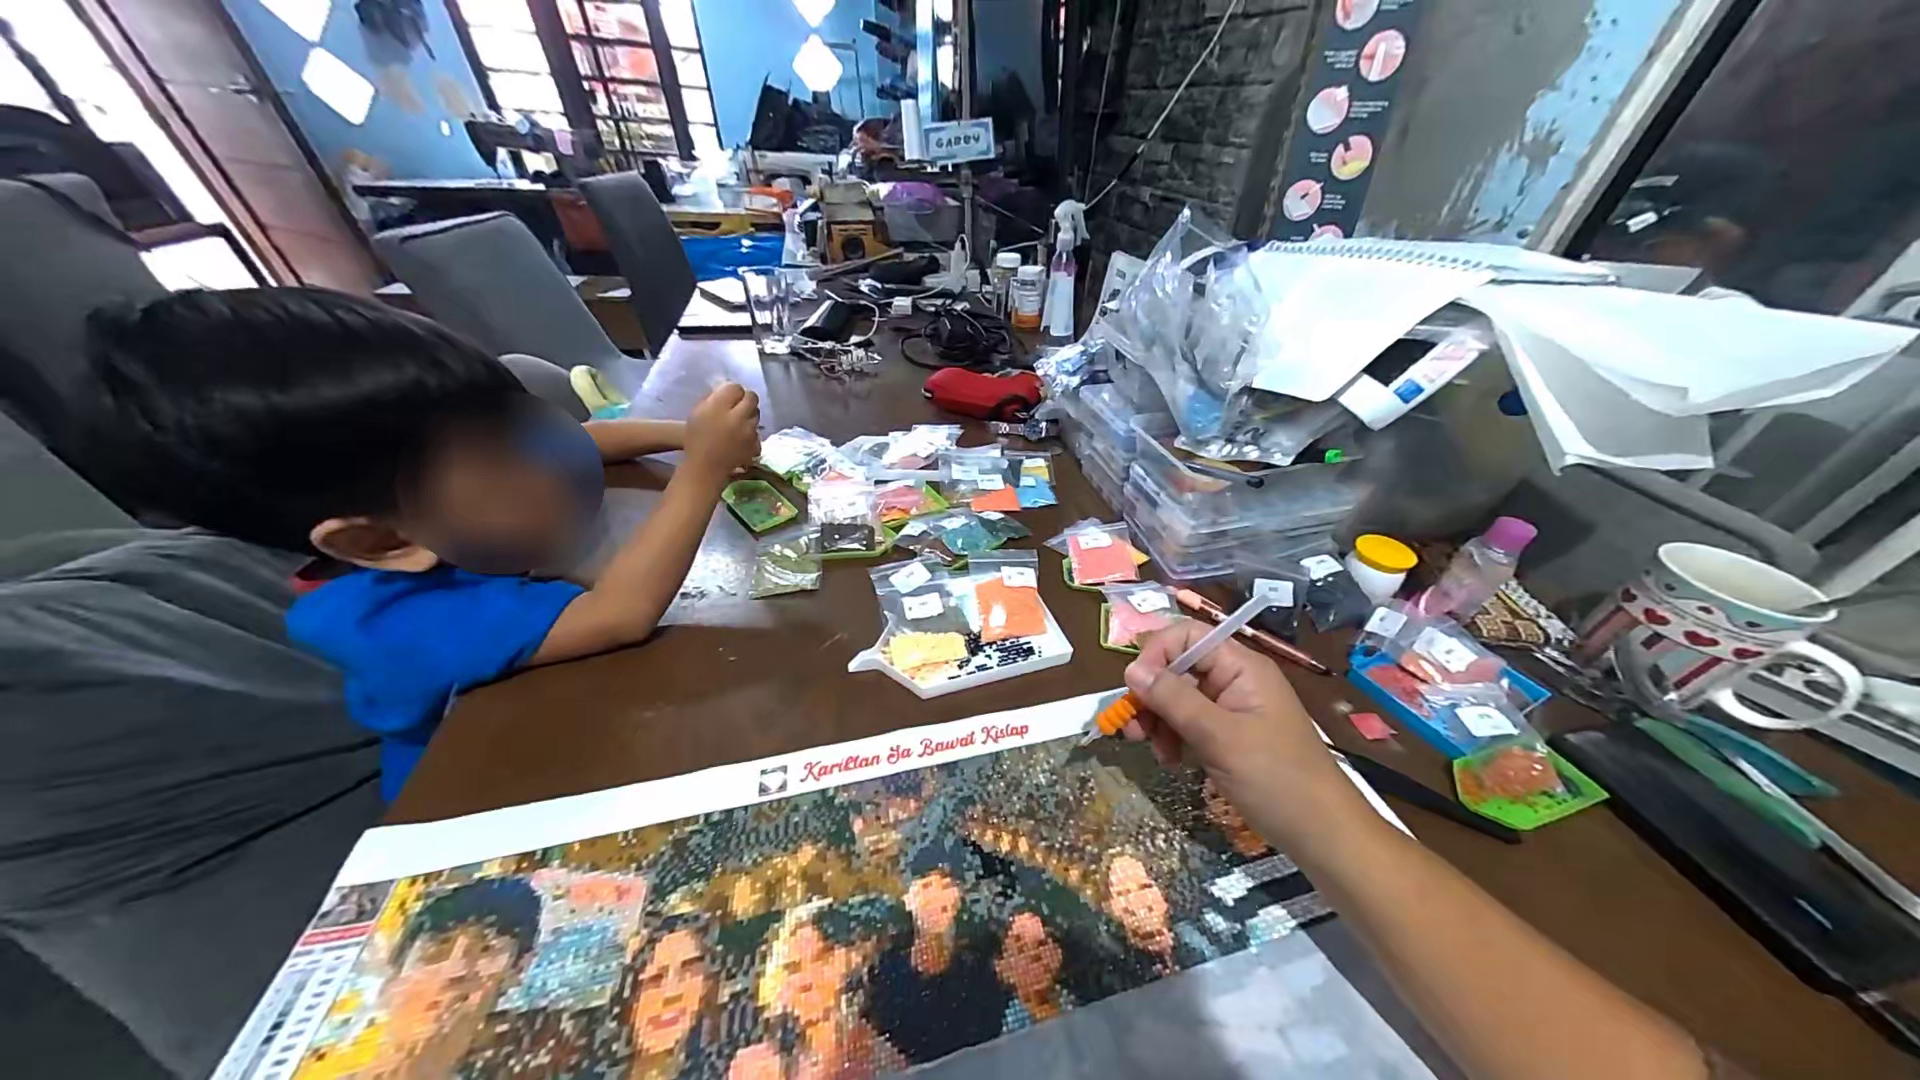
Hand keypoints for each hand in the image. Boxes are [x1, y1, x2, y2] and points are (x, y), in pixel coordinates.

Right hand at [684, 383, 760, 478]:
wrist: (705, 467)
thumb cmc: (697, 439)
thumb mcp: (698, 413)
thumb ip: (713, 399)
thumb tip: (726, 390)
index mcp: (718, 407)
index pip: (736, 388)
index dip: (734, 390)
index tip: (730, 396)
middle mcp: (737, 417)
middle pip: (752, 398)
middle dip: (746, 399)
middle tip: (738, 406)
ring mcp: (749, 432)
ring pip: (757, 414)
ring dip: (749, 415)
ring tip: (739, 422)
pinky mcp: (754, 444)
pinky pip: (757, 431)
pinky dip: (752, 432)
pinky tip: (742, 436)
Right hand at [1121, 621, 1348, 844]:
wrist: (1324, 835)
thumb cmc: (1276, 779)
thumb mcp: (1218, 737)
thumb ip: (1173, 699)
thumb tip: (1131, 669)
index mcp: (1241, 667)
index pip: (1187, 636)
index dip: (1156, 654)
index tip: (1135, 687)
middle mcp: (1235, 680)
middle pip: (1177, 668)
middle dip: (1151, 694)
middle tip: (1131, 728)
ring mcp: (1232, 708)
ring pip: (1178, 697)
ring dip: (1158, 720)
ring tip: (1152, 750)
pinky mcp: (1228, 735)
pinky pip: (1189, 722)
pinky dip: (1173, 736)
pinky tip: (1170, 759)